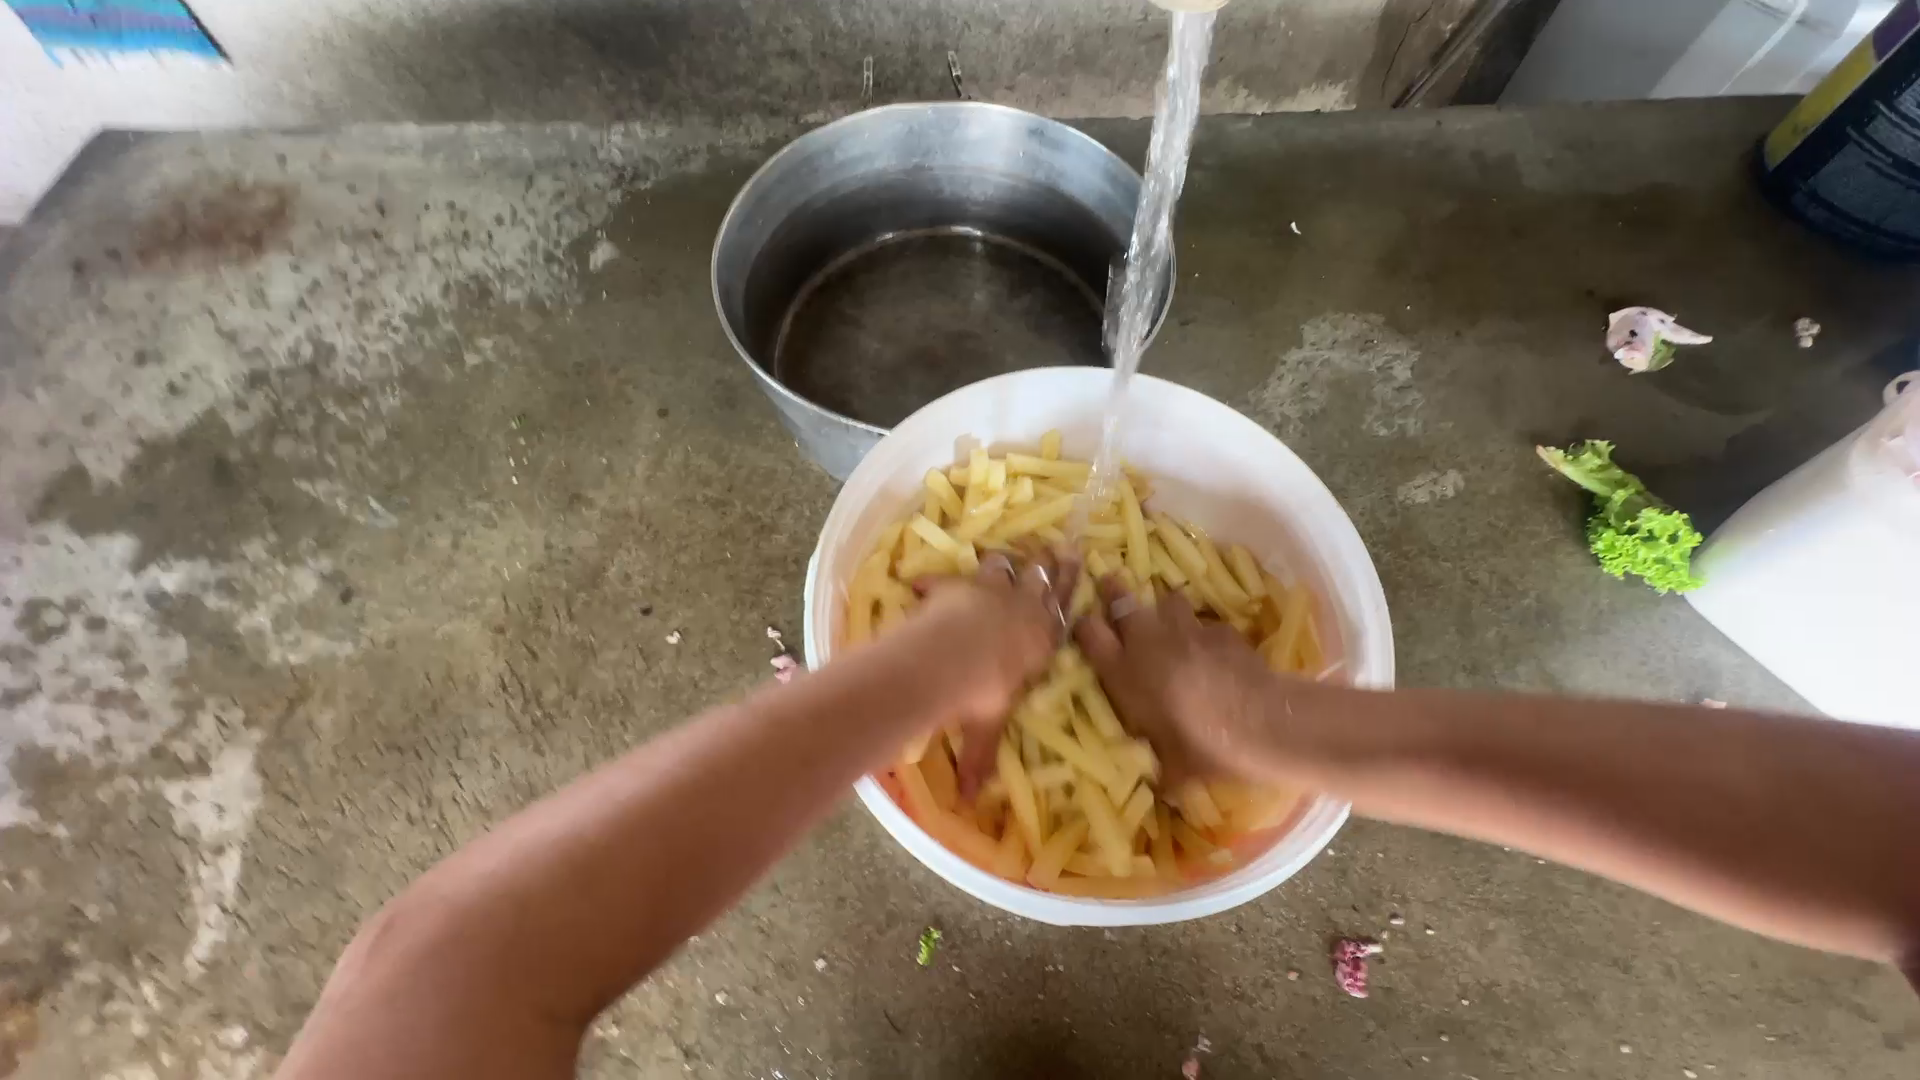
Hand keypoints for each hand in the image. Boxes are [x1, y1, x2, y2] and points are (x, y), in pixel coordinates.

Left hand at [899, 547, 1080, 792]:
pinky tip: (922, 581)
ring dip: (1009, 560)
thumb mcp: (987, 726)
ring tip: (1009, 553)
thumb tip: (969, 800)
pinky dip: (938, 579)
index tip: (1080, 569)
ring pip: (1009, 565)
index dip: (1071, 589)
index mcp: (1041, 641)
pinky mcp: (962, 582)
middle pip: (1045, 577)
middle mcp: (1024, 610)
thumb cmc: (985, 693)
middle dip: (1053, 563)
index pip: (1063, 611)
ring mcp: (994, 590)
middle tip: (1062, 547)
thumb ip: (980, 757)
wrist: (955, 658)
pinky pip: (950, 576)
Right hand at [1073, 575, 1296, 782]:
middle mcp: (1147, 641)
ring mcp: (1187, 631)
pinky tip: (1216, 649)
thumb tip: (1156, 782)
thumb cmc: (1200, 749)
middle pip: (1121, 601)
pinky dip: (1207, 634)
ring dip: (1165, 610)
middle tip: (1111, 584)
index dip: (1083, 626)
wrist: (1259, 725)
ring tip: (1170, 621)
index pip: (1087, 632)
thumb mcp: (1168, 768)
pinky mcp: (1222, 630)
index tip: (1084, 626)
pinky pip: (1208, 625)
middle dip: (1114, 591)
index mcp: (1123, 672)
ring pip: (1167, 601)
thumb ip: (1155, 763)